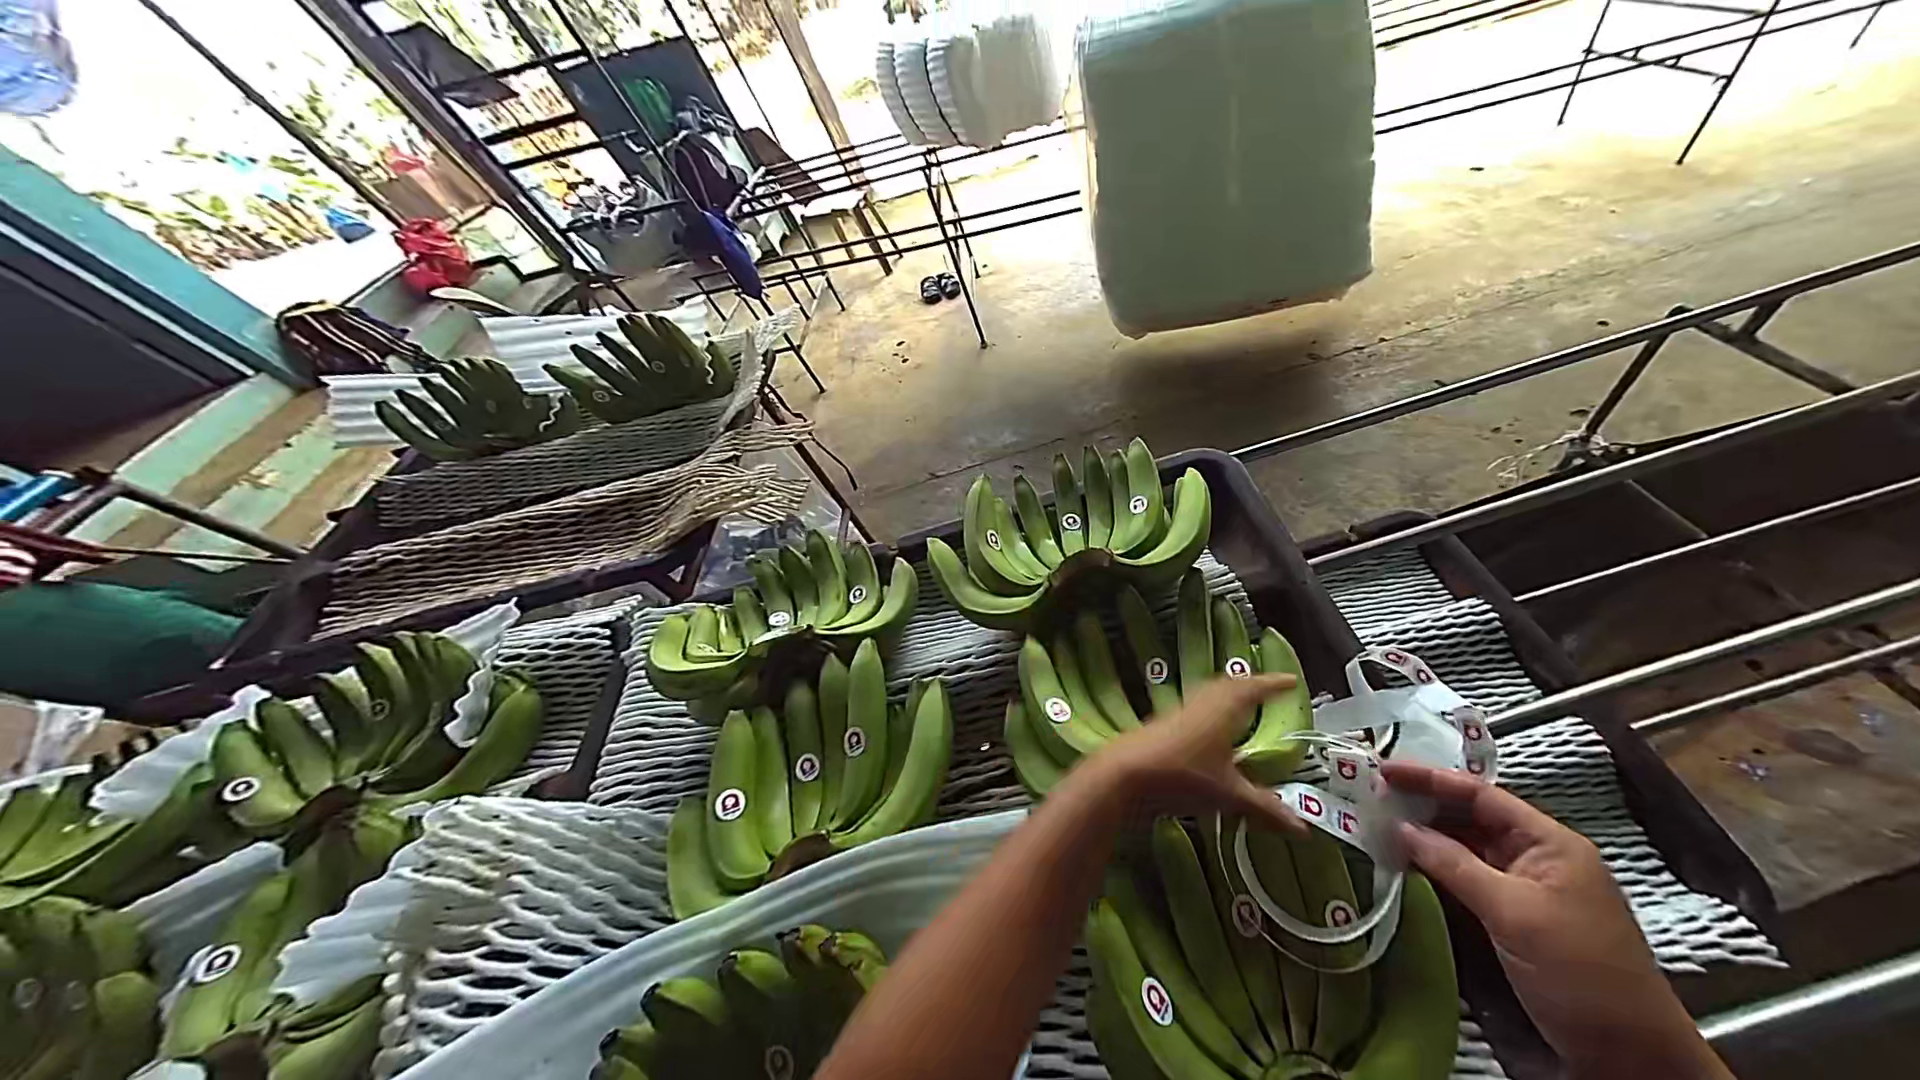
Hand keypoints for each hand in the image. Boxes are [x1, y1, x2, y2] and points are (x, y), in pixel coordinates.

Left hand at [1077, 674, 1304, 836]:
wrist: (1124, 773)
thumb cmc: (1182, 775)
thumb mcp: (1229, 794)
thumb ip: (1264, 808)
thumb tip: (1302, 828)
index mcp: (1222, 709)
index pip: (1252, 689)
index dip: (1272, 684)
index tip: (1290, 680)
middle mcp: (1200, 703)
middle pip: (1227, 686)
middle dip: (1248, 686)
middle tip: (1265, 688)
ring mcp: (1177, 712)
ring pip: (1207, 695)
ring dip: (1226, 695)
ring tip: (1240, 705)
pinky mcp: (1161, 725)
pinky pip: (1193, 708)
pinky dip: (1208, 710)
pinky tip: (1208, 729)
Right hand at [1383, 762, 1731, 1079]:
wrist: (1631, 1054)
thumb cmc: (1580, 972)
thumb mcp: (1513, 912)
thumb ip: (1453, 863)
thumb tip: (1399, 826)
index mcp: (1549, 842)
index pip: (1480, 794)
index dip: (1429, 778)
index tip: (1382, 770)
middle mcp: (1536, 854)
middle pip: (1470, 814)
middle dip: (1421, 802)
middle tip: (1370, 793)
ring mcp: (1524, 884)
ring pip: (1464, 843)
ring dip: (1422, 832)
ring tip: (1375, 819)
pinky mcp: (1511, 911)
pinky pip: (1464, 872)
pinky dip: (1432, 862)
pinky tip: (1402, 858)